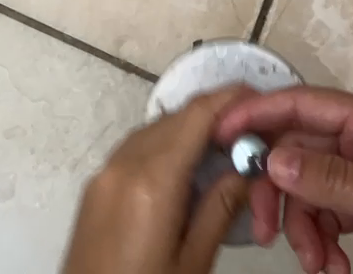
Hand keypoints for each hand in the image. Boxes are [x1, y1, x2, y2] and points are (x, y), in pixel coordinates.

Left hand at [62, 87, 253, 273]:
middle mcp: (124, 164)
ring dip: (188, 130)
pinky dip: (163, 146)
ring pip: (154, 130)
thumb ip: (220, 208)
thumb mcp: (193, 263)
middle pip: (176, 119)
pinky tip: (184, 169)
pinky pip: (134, 149)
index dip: (229, 98)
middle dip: (214, 116)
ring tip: (222, 149)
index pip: (197, 116)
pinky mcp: (94, 188)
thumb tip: (246, 166)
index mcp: (153, 181)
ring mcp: (103, 174)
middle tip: (249, 132)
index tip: (258, 96)